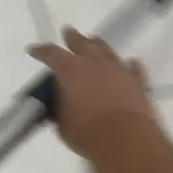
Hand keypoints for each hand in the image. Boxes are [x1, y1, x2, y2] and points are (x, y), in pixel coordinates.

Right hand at [29, 26, 161, 161]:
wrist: (128, 142)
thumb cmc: (88, 133)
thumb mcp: (62, 122)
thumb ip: (58, 109)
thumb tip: (56, 106)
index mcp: (70, 70)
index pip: (51, 54)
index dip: (41, 51)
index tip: (33, 50)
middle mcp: (94, 64)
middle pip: (81, 44)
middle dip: (72, 38)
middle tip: (68, 31)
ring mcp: (118, 72)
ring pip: (107, 52)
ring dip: (100, 45)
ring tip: (95, 39)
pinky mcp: (139, 85)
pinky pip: (135, 70)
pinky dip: (132, 66)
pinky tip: (132, 62)